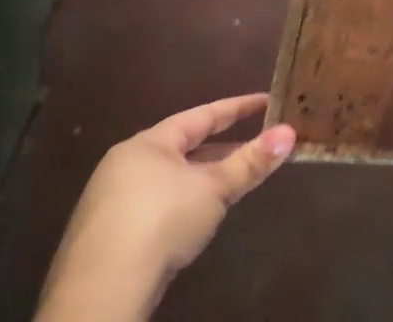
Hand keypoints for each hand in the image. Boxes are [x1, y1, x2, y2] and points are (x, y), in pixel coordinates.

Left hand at [35, 94, 294, 321]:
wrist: (102, 291)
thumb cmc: (162, 221)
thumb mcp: (216, 188)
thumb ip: (251, 160)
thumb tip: (290, 131)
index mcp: (147, 146)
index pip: (201, 116)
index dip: (238, 107)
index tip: (268, 100)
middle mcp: (124, 165)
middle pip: (185, 146)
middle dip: (224, 145)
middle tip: (259, 141)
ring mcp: (111, 200)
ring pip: (172, 175)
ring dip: (206, 173)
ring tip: (238, 175)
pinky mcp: (109, 232)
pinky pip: (159, 200)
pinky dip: (187, 196)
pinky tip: (203, 210)